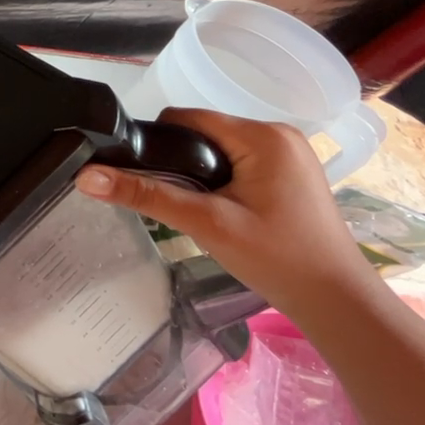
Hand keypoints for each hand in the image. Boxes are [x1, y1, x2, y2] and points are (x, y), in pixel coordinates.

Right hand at [75, 107, 376, 317]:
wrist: (340, 305)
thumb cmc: (277, 258)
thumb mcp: (205, 223)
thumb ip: (144, 194)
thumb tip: (84, 175)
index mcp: (262, 135)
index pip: (183, 118)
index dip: (156, 143)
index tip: (149, 179)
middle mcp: (278, 133)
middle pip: (198, 131)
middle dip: (178, 160)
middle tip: (177, 200)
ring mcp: (287, 153)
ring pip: (214, 146)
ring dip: (196, 171)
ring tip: (196, 207)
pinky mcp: (290, 171)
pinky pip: (235, 159)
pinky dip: (218, 178)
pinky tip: (219, 208)